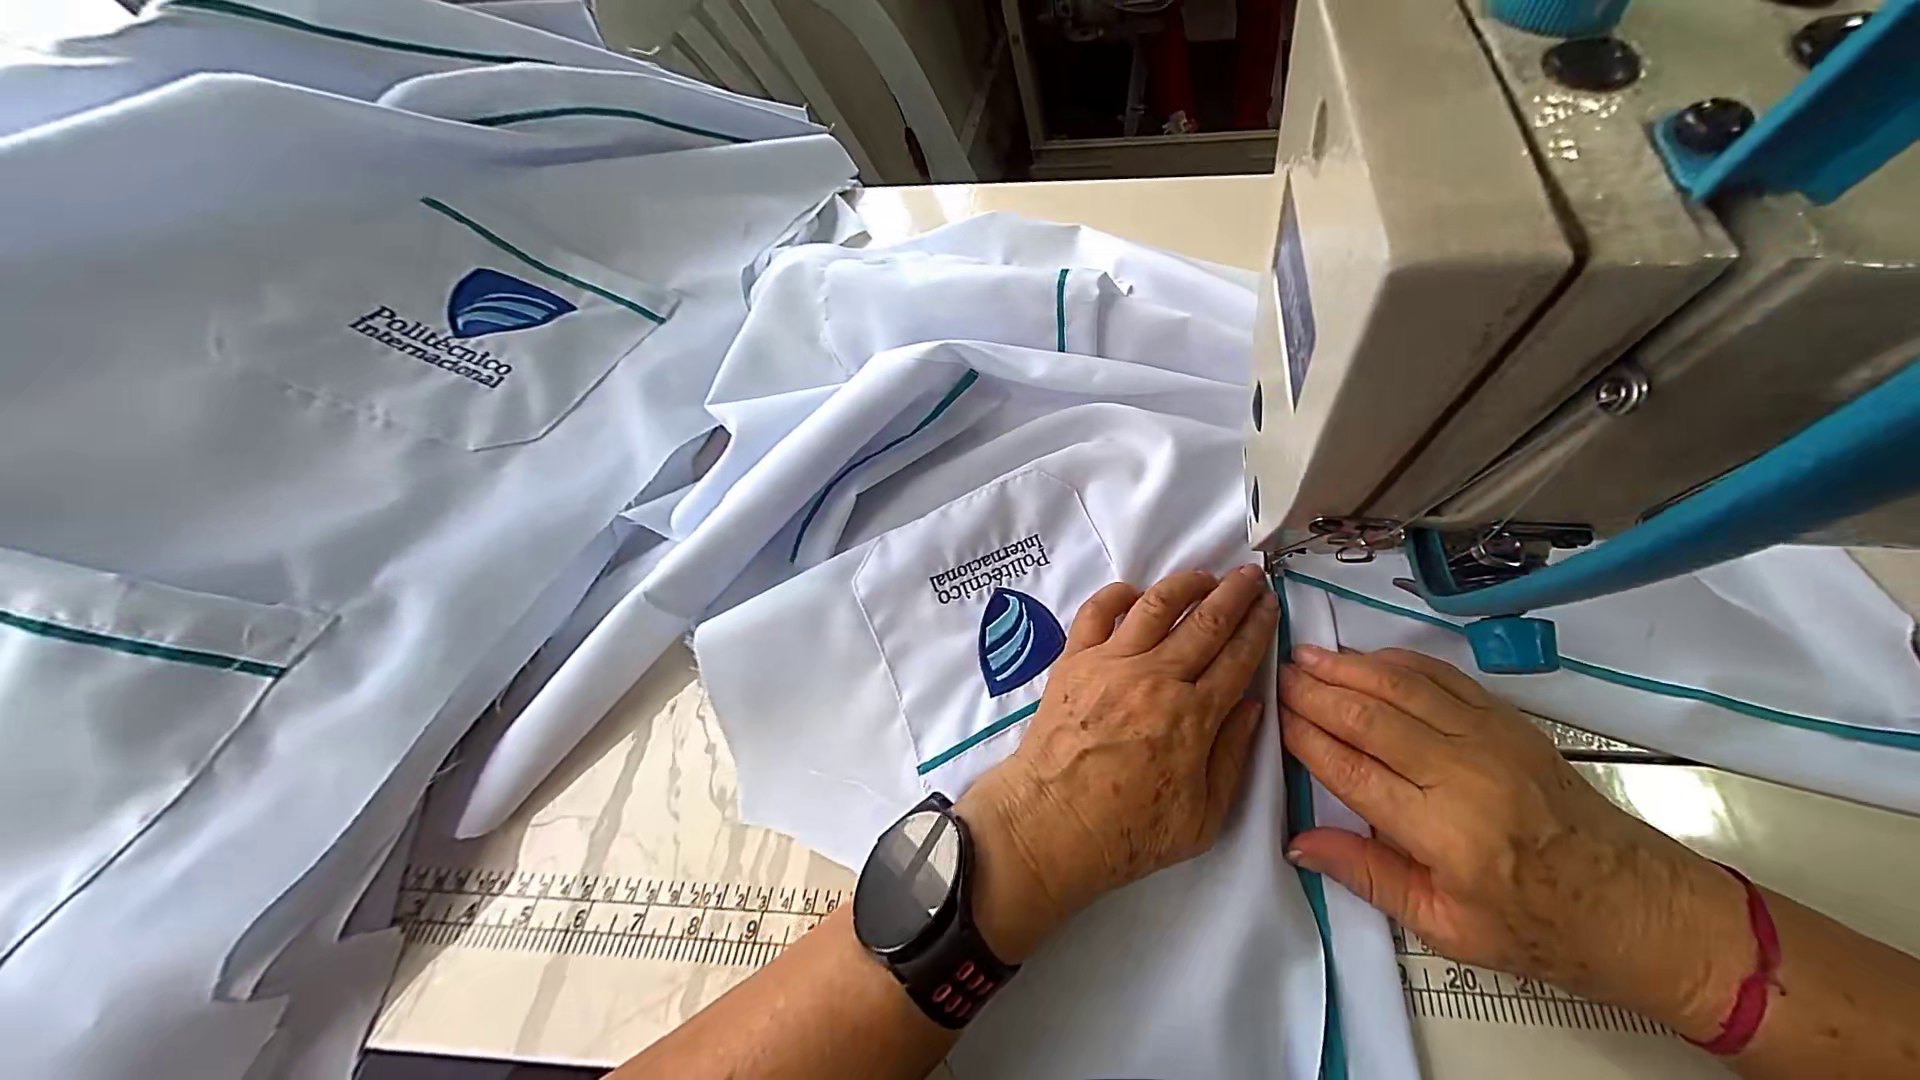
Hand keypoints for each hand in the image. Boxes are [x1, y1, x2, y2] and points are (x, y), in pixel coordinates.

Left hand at [956, 565, 1278, 961]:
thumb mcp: (1204, 817)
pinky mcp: (1074, 660)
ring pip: (1155, 607)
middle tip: (1250, 576)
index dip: (1258, 628)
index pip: (1237, 658)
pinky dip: (1116, 594)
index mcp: (1193, 716)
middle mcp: (1155, 678)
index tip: (1270, 605)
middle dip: (1234, 595)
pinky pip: (1096, 613)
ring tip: (1203, 576)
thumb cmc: (1129, 831)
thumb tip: (1250, 704)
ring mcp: (1111, 663)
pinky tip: (1134, 592)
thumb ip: (1233, 756)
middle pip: (1204, 623)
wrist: (1051, 822)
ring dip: (1183, 585)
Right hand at [1279, 645, 1752, 1039]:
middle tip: (1277, 675)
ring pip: (1401, 686)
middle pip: (1368, 717)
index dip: (1304, 738)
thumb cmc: (1538, 926)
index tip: (1272, 715)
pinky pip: (1441, 676)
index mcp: (1446, 834)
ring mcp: (1492, 741)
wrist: (1641, 909)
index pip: (1351, 770)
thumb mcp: (1445, 928)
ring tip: (1305, 656)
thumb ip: (1365, 875)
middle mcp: (1466, 777)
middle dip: (1314, 692)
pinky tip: (1363, 657)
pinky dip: (1395, 661)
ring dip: (1346, 666)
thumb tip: (1296, 843)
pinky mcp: (1510, 723)